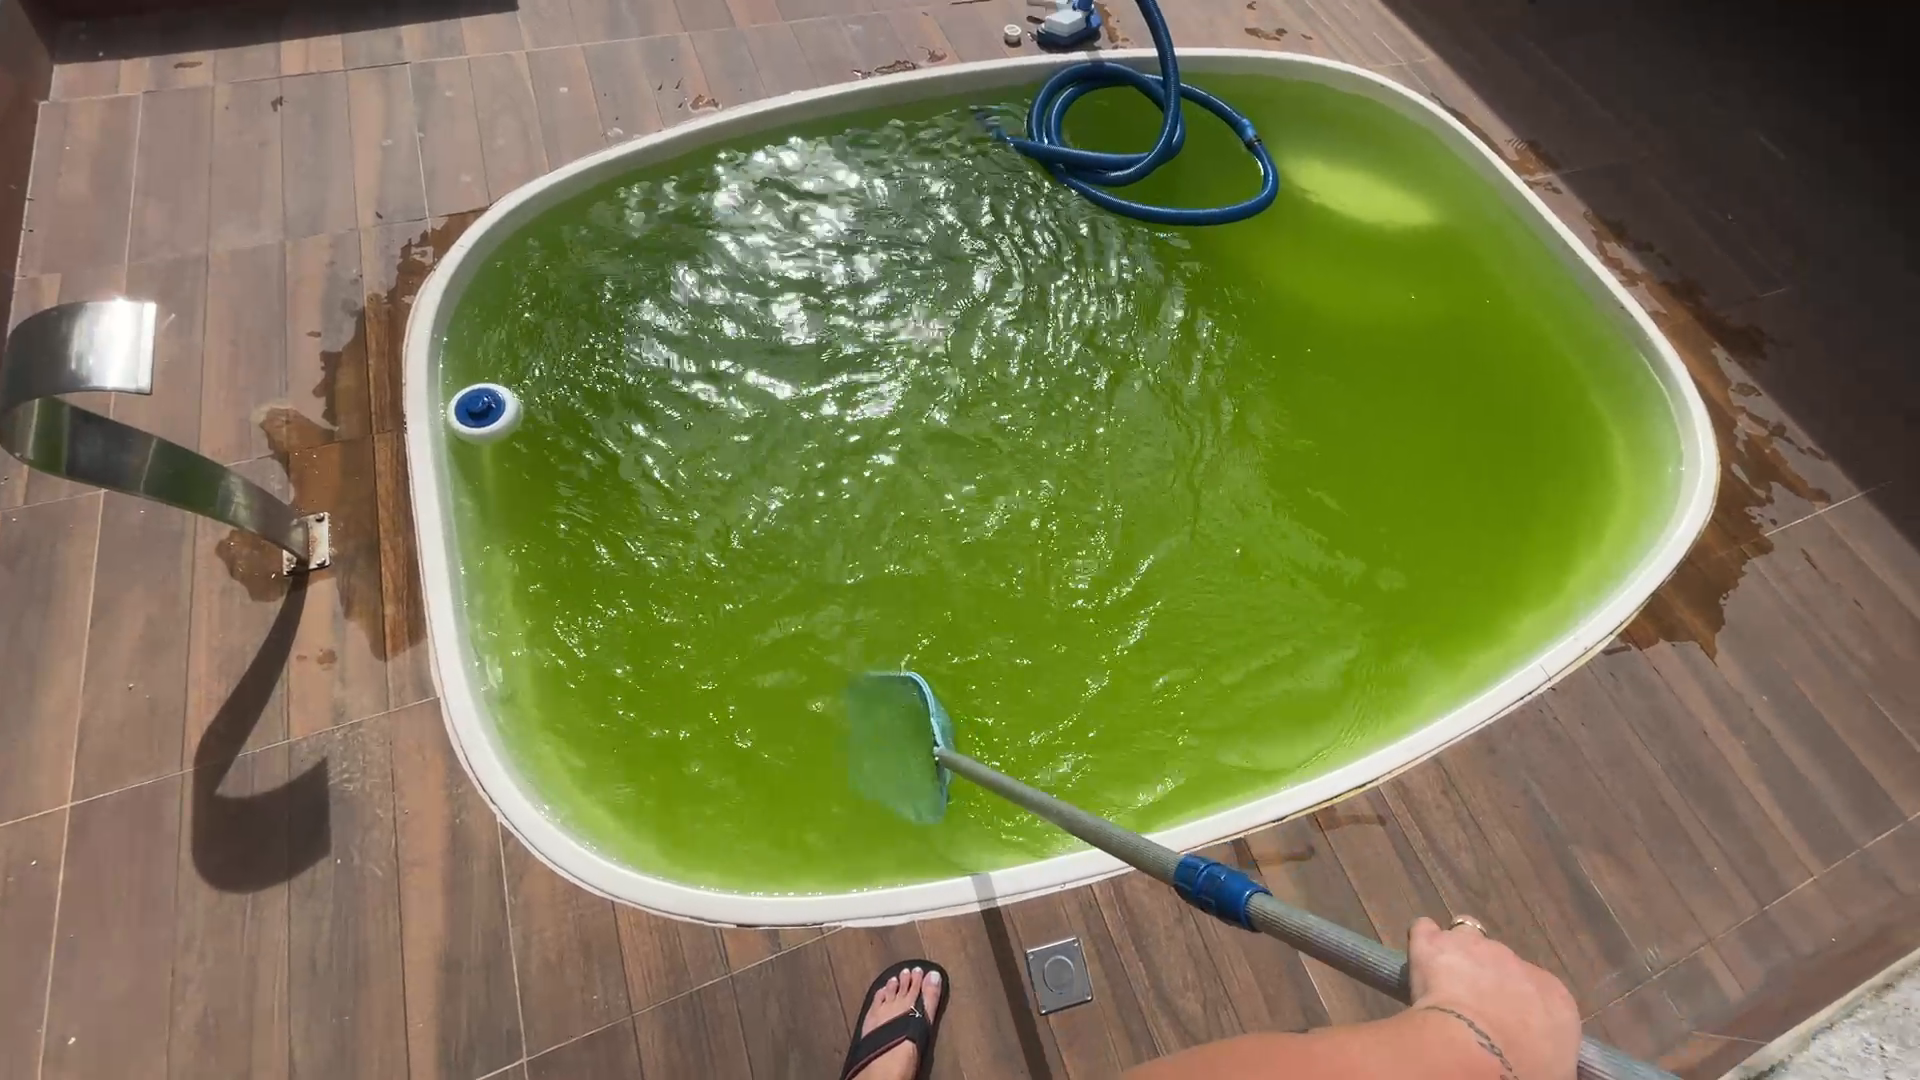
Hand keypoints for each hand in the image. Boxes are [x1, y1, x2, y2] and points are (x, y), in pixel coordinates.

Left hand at [1407, 916, 1580, 1079]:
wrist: (1477, 1049)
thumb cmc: (1523, 1071)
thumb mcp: (1555, 1069)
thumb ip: (1548, 1048)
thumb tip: (1535, 1050)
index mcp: (1554, 994)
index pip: (1537, 989)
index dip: (1517, 1002)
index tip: (1507, 1019)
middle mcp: (1515, 960)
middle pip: (1499, 962)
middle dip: (1485, 978)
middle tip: (1472, 1005)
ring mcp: (1473, 944)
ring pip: (1463, 938)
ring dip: (1456, 953)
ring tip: (1444, 978)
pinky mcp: (1434, 940)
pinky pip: (1424, 929)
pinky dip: (1422, 941)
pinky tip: (1420, 958)